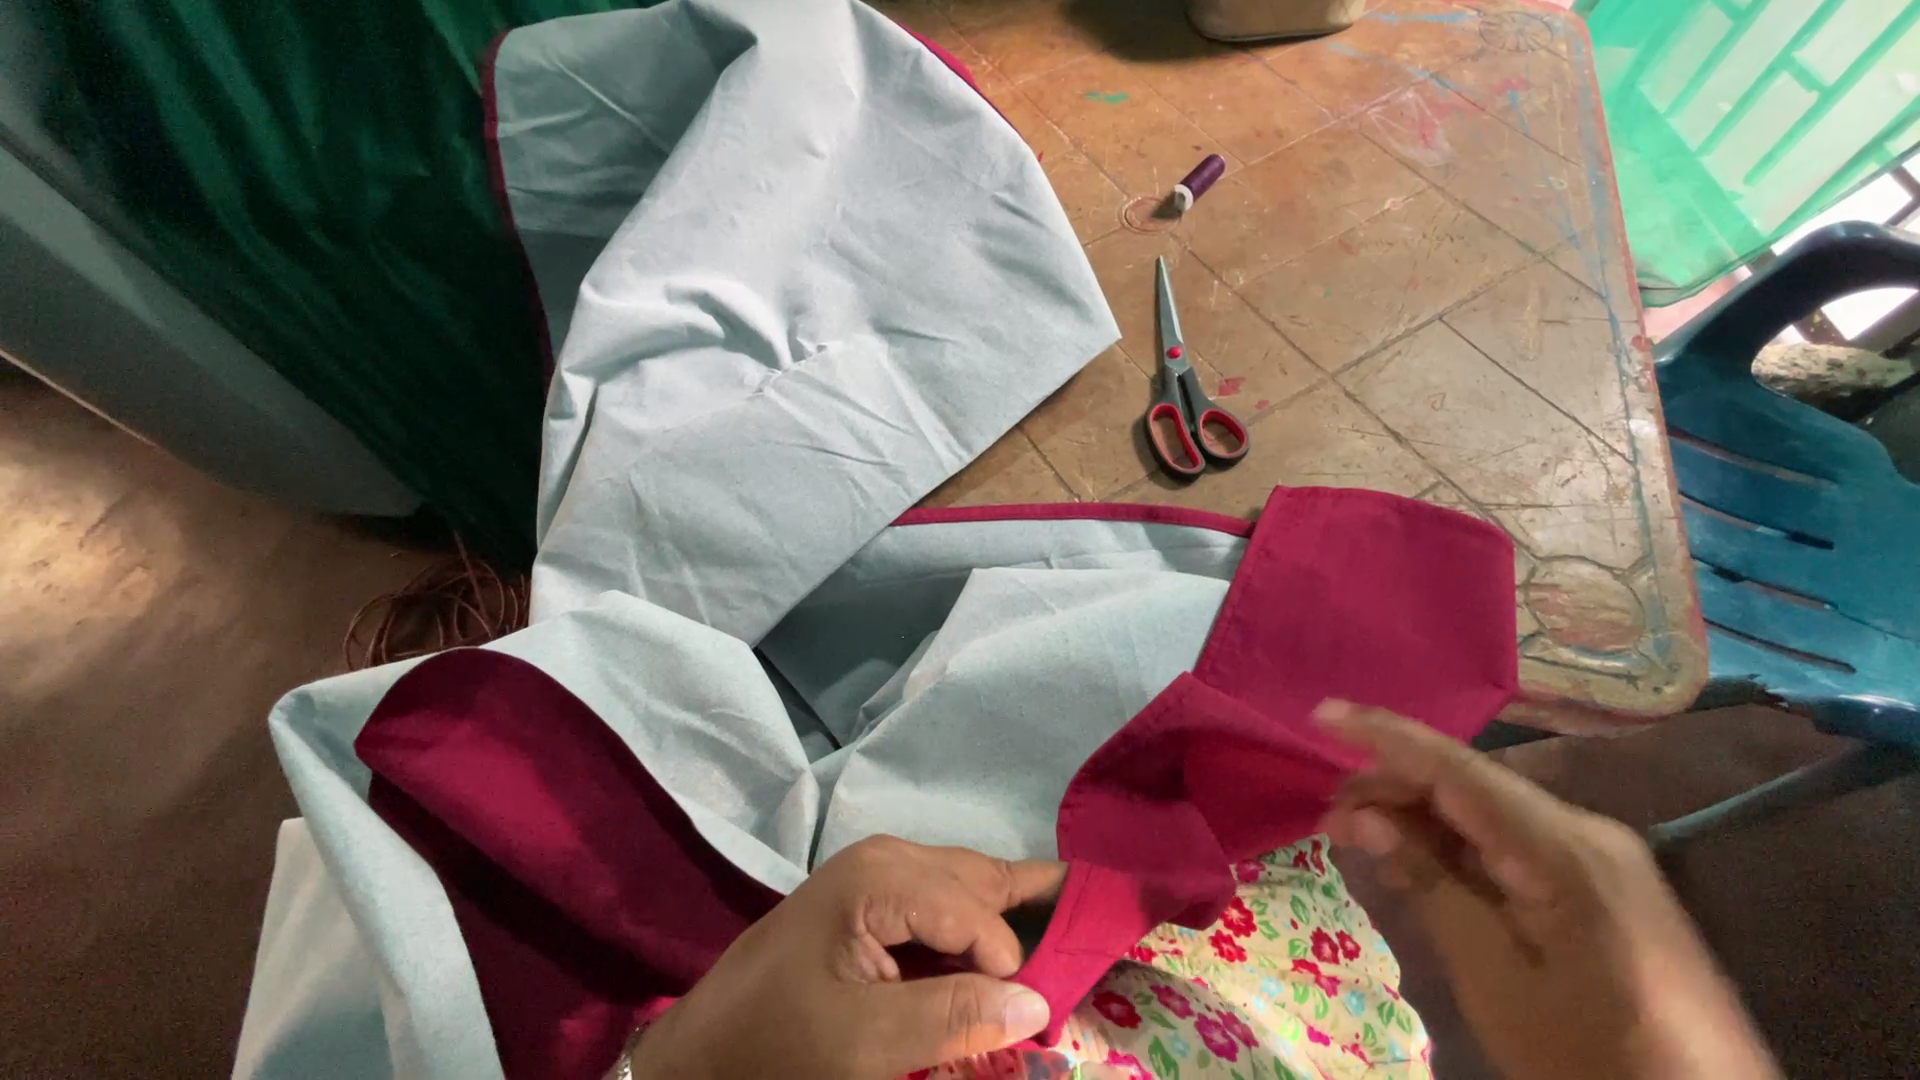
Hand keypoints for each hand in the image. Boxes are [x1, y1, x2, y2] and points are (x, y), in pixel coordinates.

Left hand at [626, 835, 1063, 1079]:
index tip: (1029, 1019)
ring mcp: (878, 872)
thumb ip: (952, 1018)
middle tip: (1091, 928)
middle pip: (980, 879)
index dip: (1007, 966)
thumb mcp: (866, 1045)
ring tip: (1063, 928)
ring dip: (1006, 917)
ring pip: (967, 885)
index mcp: (883, 876)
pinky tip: (1003, 943)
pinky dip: (976, 924)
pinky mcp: (873, 896)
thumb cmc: (780, 1043)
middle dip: (1032, 907)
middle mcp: (887, 857)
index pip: (976, 912)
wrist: (705, 1048)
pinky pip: (942, 900)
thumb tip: (1037, 1002)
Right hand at [1314, 701, 1781, 1079]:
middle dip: (1391, 788)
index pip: (1456, 769)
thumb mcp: (1495, 978)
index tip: (1321, 713)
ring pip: (1484, 809)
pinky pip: (1509, 838)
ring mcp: (1598, 854)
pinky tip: (1417, 858)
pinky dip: (1454, 841)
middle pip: (1467, 784)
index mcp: (1564, 850)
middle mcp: (1585, 831)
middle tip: (1328, 820)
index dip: (1384, 735)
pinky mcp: (1599, 879)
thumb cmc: (1592, 1056)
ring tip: (1359, 837)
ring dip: (1418, 816)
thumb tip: (1364, 817)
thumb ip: (1430, 884)